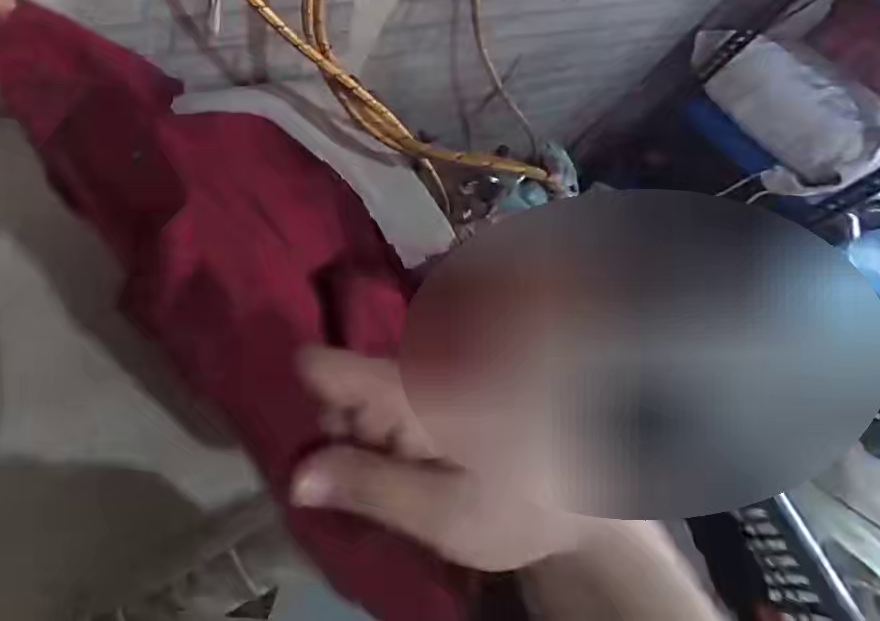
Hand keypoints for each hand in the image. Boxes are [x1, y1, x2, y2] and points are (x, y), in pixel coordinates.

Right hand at [291, 346, 598, 571]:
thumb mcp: (446, 515)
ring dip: (364, 439)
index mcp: (410, 387)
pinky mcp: (428, 378)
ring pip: (359, 398)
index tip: (315, 442)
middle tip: (377, 482)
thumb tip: (295, 477)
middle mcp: (410, 364)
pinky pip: (383, 400)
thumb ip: (370, 488)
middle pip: (340, 391)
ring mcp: (420, 368)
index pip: (326, 367)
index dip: (305, 399)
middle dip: (341, 434)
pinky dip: (385, 434)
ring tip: (405, 477)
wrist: (584, 489)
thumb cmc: (519, 504)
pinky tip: (412, 463)